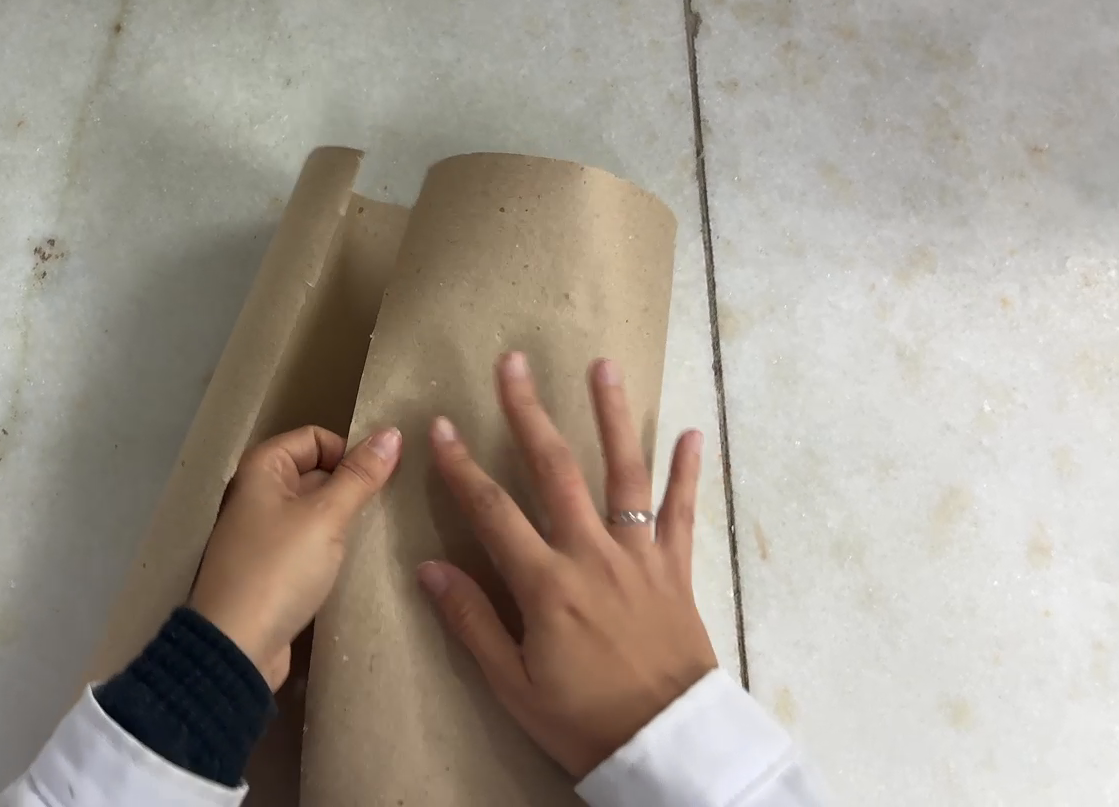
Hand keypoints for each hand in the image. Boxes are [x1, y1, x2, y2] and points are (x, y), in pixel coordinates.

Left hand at [190, 425, 402, 688]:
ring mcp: (261, 530)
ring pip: (312, 509)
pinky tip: (353, 561)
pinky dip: (328, 545)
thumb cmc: (278, 568)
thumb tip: (392, 432)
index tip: (380, 480)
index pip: (315, 437)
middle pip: (314, 470)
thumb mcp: (325, 517)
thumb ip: (359, 476)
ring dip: (341, 518)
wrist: (235, 645)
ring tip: (378, 534)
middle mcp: (257, 491)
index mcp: (262, 467)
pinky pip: (305, 540)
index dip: (348, 452)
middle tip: (389, 507)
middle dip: (349, 485)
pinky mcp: (269, 565)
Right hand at [418, 352, 715, 777]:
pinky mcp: (677, 572)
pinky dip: (686, 473)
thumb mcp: (513, 684)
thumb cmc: (585, 721)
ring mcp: (639, 558)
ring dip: (610, 416)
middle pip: (556, 469)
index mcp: (546, 583)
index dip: (460, 465)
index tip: (439, 424)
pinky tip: (690, 432)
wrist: (677, 756)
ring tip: (602, 365)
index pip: (491, 509)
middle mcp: (592, 555)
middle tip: (513, 362)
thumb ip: (471, 620)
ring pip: (623, 474)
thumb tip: (427, 568)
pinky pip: (683, 516)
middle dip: (529, 411)